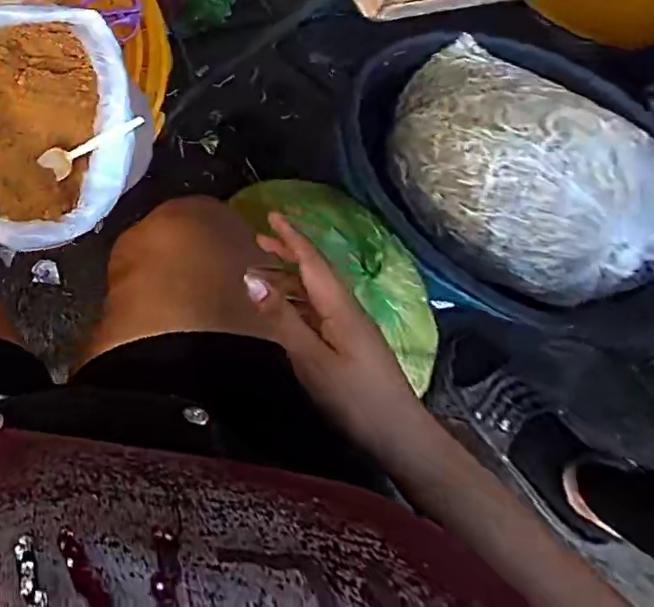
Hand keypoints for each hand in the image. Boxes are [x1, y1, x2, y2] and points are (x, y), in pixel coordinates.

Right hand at [245, 212, 430, 458]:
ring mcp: (351, 328)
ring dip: (289, 276)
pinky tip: (285, 309)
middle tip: (260, 237)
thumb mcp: (311, 358)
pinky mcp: (351, 344)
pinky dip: (296, 299)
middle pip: (315, 271)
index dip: (291, 237)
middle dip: (289, 251)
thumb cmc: (356, 398)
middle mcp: (347, 309)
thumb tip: (250, 277)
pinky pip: (318, 308)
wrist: (403, 438)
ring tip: (262, 272)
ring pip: (315, 291)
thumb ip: (280, 317)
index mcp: (339, 306)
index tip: (272, 215)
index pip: (312, 261)